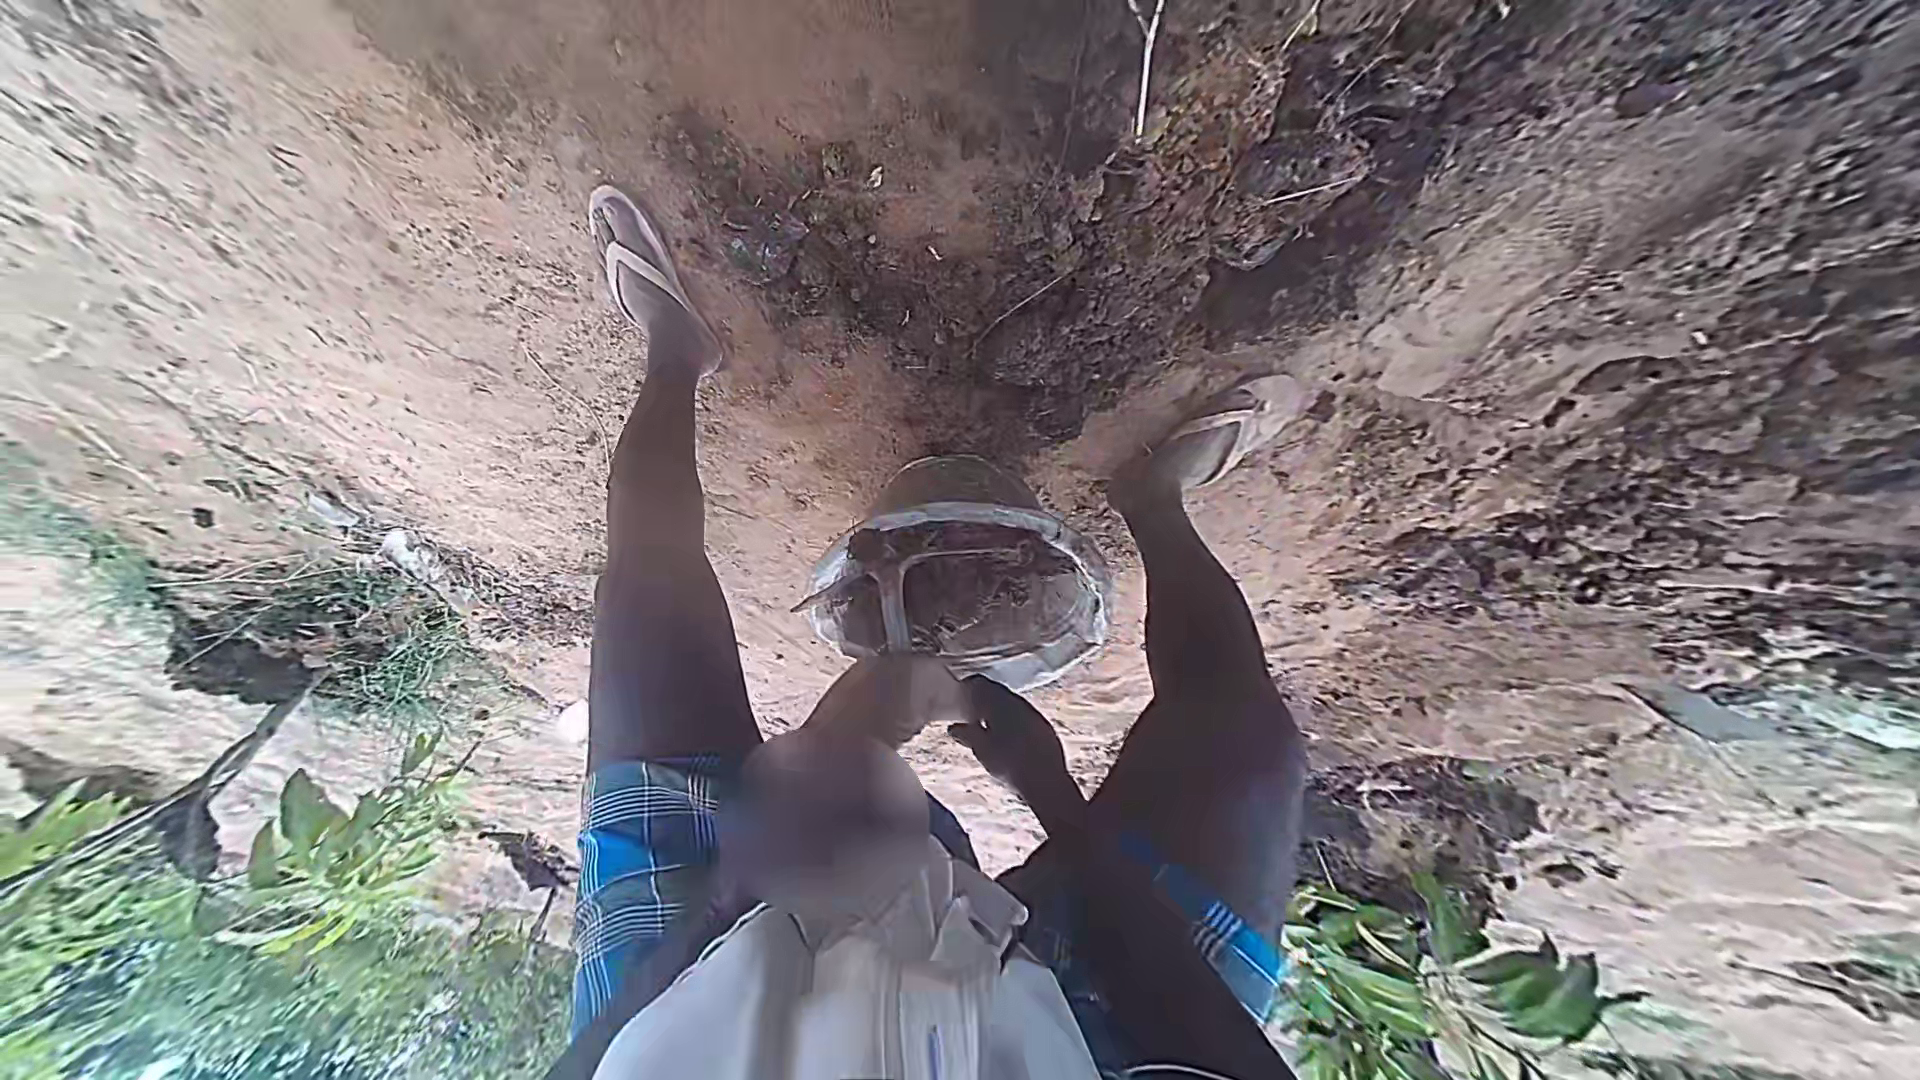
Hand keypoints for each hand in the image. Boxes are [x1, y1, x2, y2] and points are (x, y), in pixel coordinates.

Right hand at [949, 676, 1083, 825]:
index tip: (959, 698)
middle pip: (996, 691)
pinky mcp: (1043, 726)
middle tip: (970, 714)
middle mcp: (1017, 702)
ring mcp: (1033, 713)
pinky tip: (1008, 738)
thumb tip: (954, 728)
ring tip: (987, 728)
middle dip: (982, 700)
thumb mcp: (982, 750)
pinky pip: (1023, 716)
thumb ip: (967, 735)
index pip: (979, 683)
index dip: (967, 689)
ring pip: (1010, 703)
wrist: (1045, 780)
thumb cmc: (1009, 763)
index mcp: (999, 701)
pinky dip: (1012, 721)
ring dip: (997, 711)